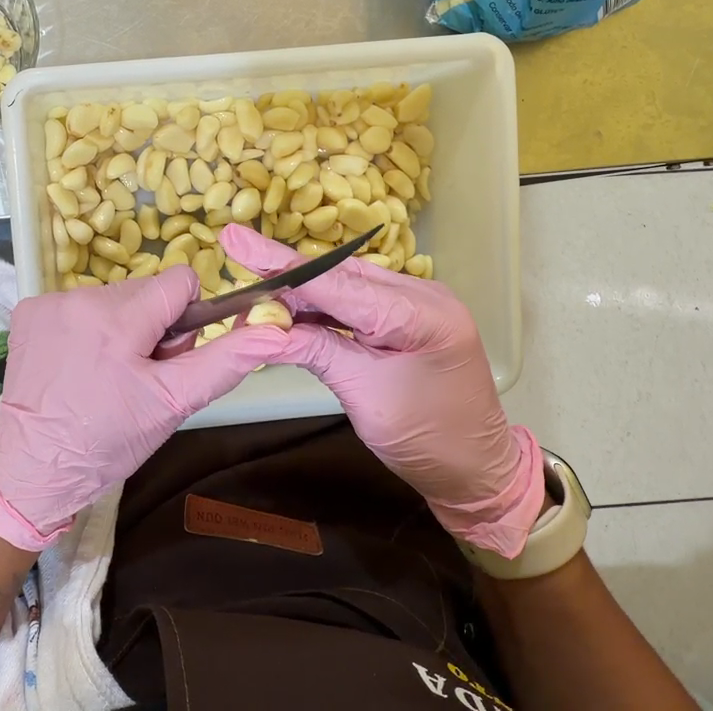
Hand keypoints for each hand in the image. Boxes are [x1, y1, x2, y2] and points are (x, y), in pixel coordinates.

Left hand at [0, 266, 288, 551]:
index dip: (186, 316)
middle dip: (150, 324)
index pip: (179, 280)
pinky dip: (83, 327)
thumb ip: (224, 362)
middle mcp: (80, 298)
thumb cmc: (108, 442)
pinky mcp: (27, 311)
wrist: (32, 470)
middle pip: (144, 290)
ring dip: (117, 325)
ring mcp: (48, 302)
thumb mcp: (173, 405)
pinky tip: (75, 364)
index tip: (170, 354)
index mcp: (120, 319)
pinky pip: (75, 304)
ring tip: (104, 372)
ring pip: (111, 296)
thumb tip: (275, 333)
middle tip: (137, 373)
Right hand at [220, 225, 545, 557]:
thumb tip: (260, 328)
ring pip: (344, 285)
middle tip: (234, 251)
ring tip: (251, 287)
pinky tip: (287, 307)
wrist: (478, 471)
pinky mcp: (408, 316)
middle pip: (338, 275)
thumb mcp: (364, 396)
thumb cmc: (428, 441)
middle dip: (284, 270)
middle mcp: (422, 294)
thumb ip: (314, 351)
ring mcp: (417, 302)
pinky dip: (320, 306)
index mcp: (421, 314)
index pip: (336, 284)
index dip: (281, 265)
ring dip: (299, 291)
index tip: (234, 240)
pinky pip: (355, 302)